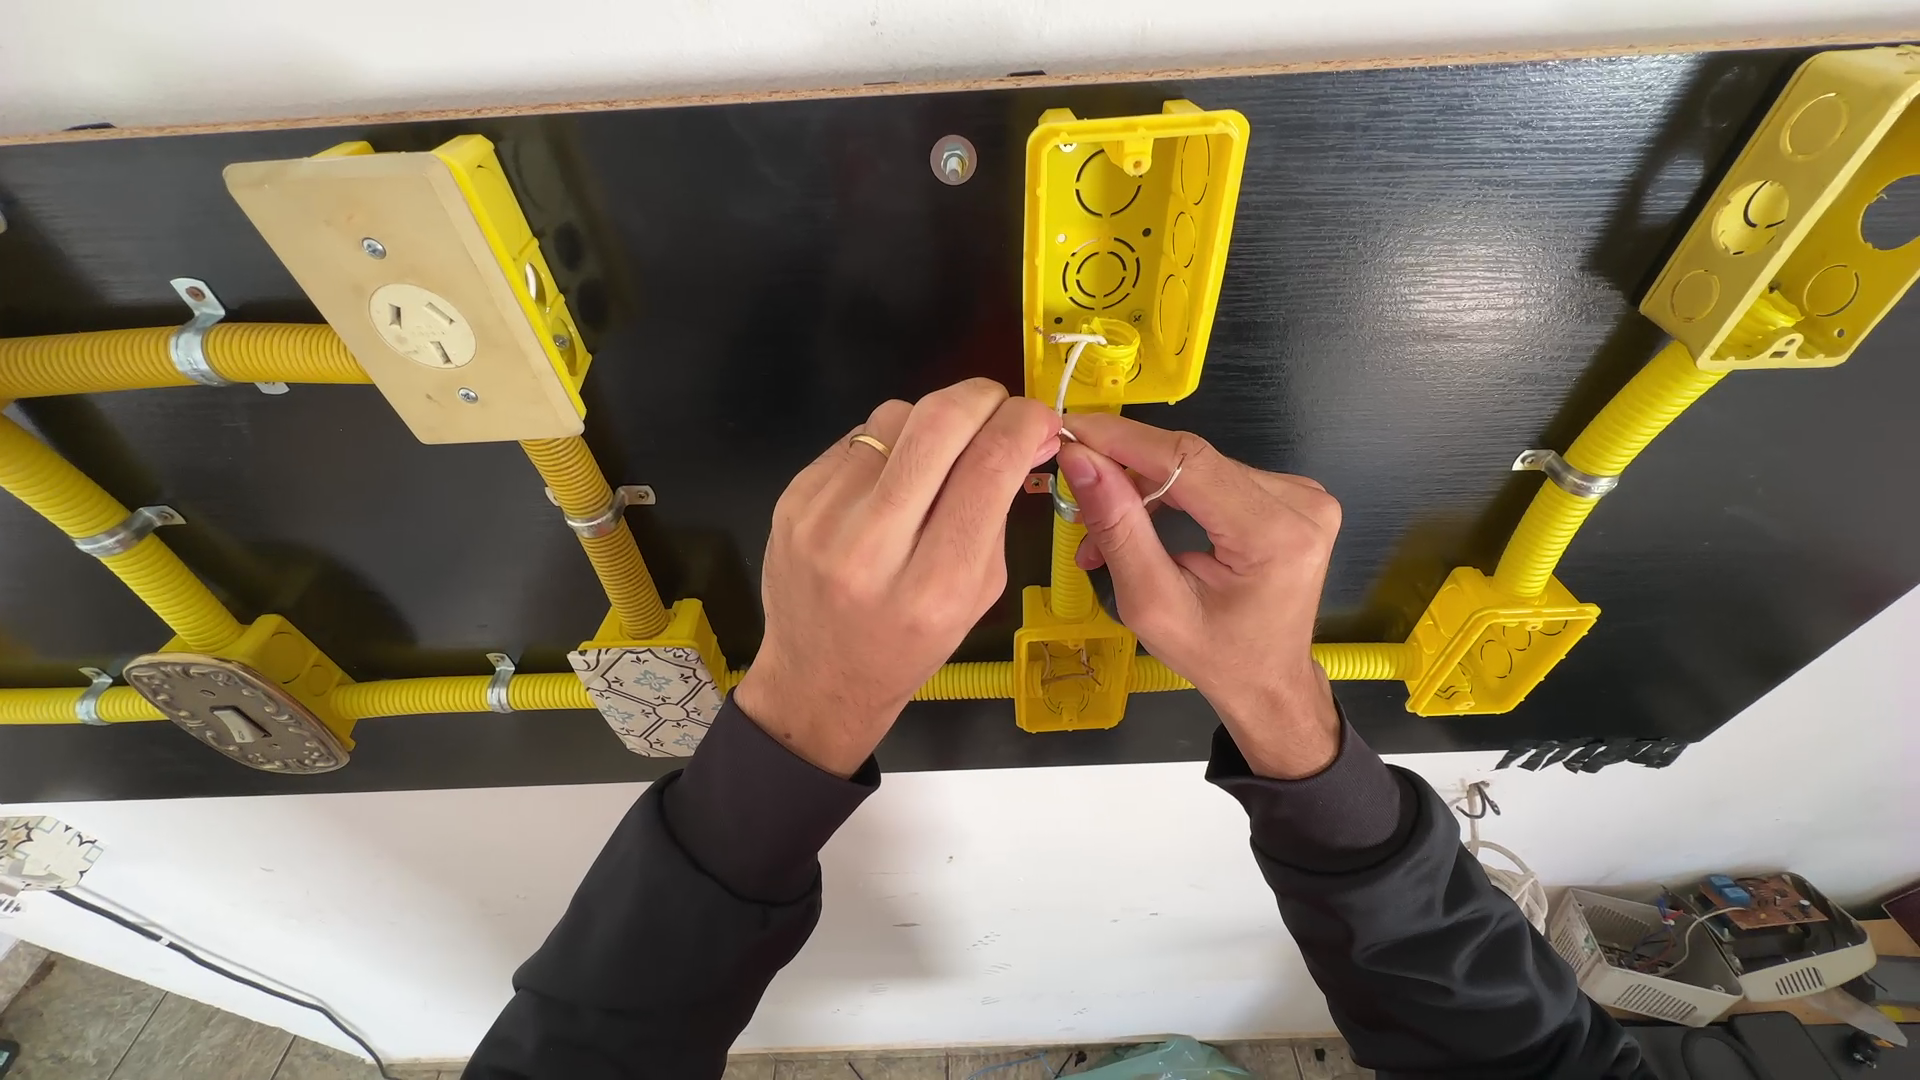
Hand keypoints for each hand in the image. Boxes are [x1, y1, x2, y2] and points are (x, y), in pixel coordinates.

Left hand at [734, 379, 1060, 775]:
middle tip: (996, 406)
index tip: (1036, 418)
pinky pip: (858, 438)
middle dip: (982, 397)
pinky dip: (890, 443)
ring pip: (895, 415)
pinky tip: (893, 477)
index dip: (1024, 422)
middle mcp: (873, 548)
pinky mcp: (792, 498)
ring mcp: (822, 518)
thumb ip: (1001, 511)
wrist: (819, 678)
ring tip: (938, 455)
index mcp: (936, 583)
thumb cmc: (910, 646)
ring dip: (932, 420)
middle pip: (937, 422)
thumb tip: (1028, 433)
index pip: (990, 466)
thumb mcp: (978, 593)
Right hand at [1057, 414, 1342, 778]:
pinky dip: (1166, 496)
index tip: (1070, 429)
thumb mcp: (1151, 604)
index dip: (1123, 439)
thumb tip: (1081, 461)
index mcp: (1274, 534)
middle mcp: (1299, 501)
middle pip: (1190, 459)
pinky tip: (1137, 524)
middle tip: (1075, 497)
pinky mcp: (1288, 494)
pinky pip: (1210, 477)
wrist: (1268, 681)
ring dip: (1140, 490)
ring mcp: (1299, 494)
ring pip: (1195, 465)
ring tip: (1101, 535)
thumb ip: (1118, 529)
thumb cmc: (1214, 657)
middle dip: (1124, 473)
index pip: (1187, 460)